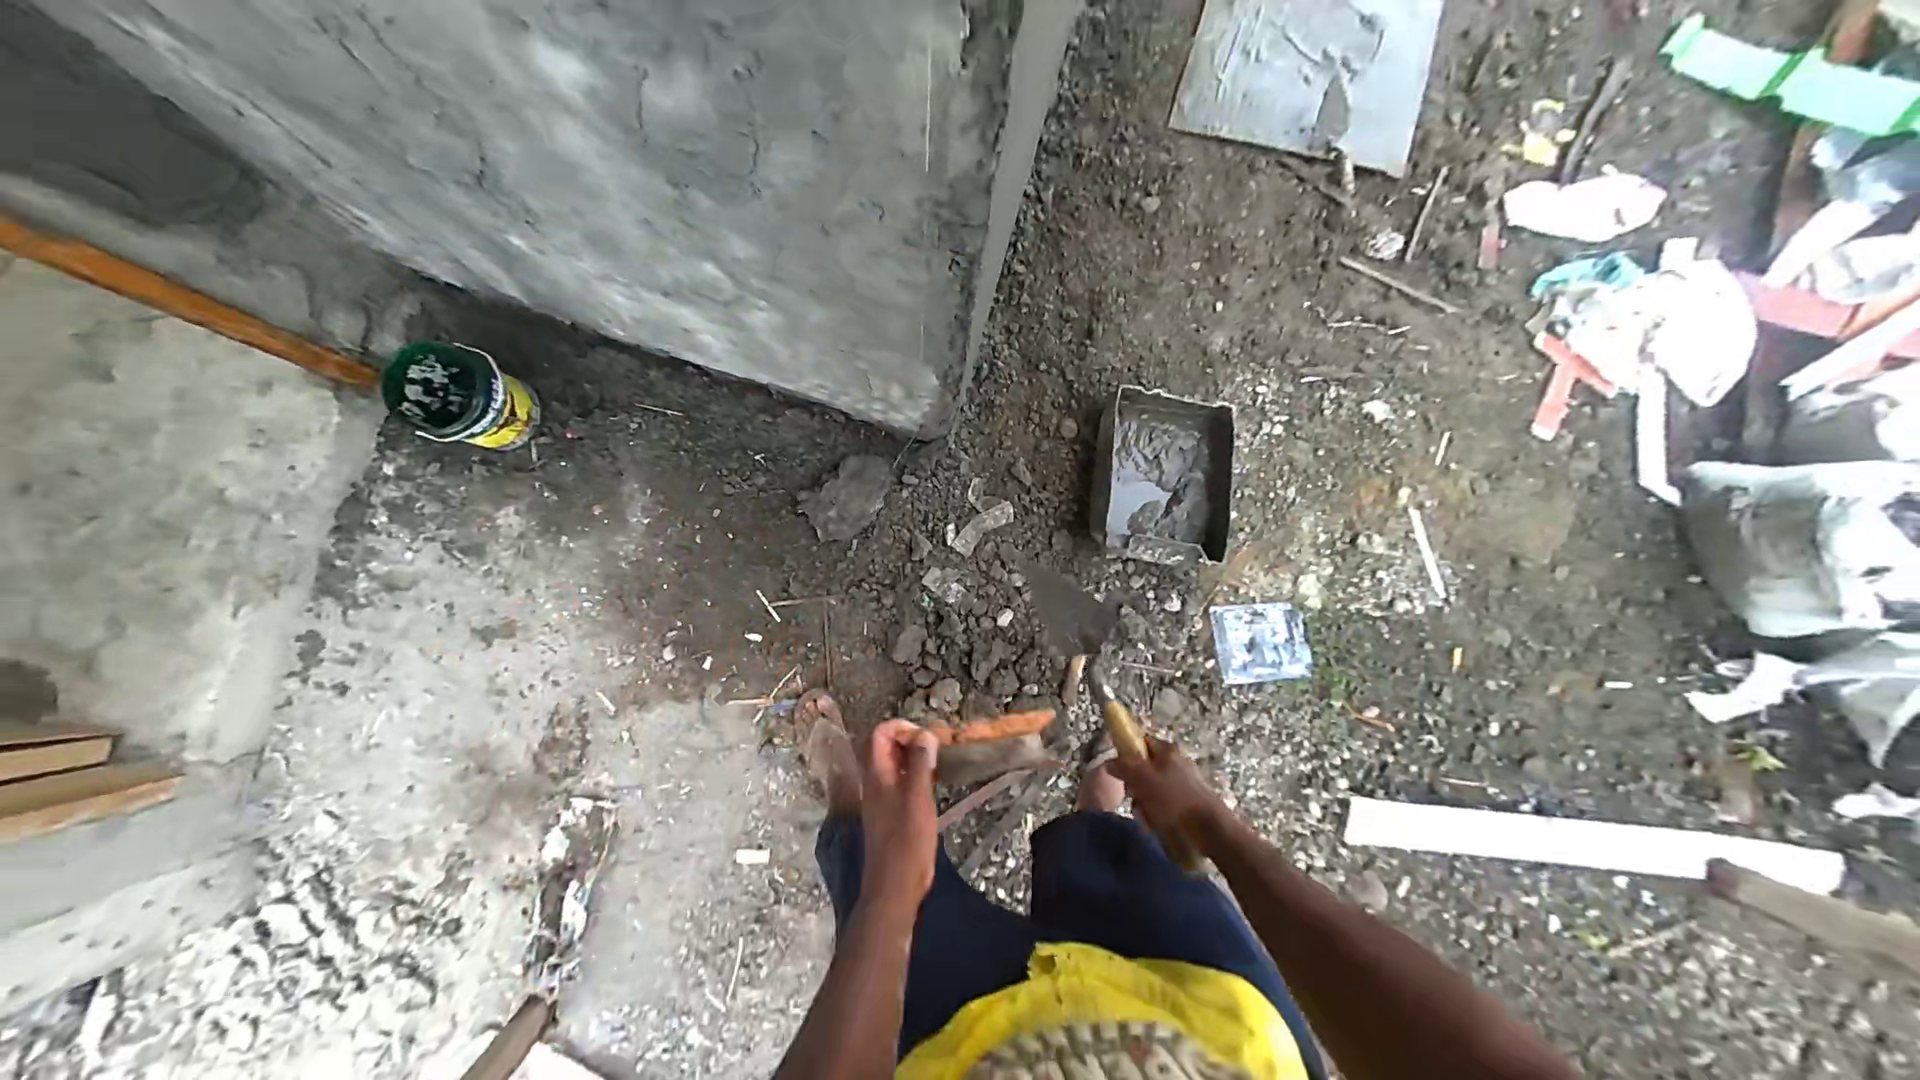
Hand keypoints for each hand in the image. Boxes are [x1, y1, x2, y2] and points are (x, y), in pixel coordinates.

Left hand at [859, 720, 939, 912]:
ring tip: (938, 761)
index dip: (901, 727)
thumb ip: (920, 763)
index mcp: (876, 775)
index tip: (926, 735)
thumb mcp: (918, 797)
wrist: (894, 888)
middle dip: (909, 739)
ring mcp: (880, 800)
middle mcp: (874, 783)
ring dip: (913, 757)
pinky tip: (933, 784)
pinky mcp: (890, 814)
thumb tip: (924, 734)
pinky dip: (914, 775)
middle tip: (935, 745)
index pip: (879, 734)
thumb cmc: (906, 842)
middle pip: (884, 747)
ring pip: (893, 765)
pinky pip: (899, 782)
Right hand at [1110, 736, 1230, 838]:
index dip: (1127, 753)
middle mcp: (1177, 762)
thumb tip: (1108, 761)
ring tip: (1147, 816)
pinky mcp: (1191, 802)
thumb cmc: (1174, 799)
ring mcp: (1186, 782)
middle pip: (1145, 767)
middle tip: (1133, 796)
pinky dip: (1159, 813)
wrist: (1211, 828)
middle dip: (1135, 784)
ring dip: (1145, 802)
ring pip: (1153, 788)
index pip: (1141, 742)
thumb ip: (1124, 767)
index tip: (1119, 770)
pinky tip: (1159, 824)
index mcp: (1167, 750)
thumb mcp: (1142, 780)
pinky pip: (1165, 804)